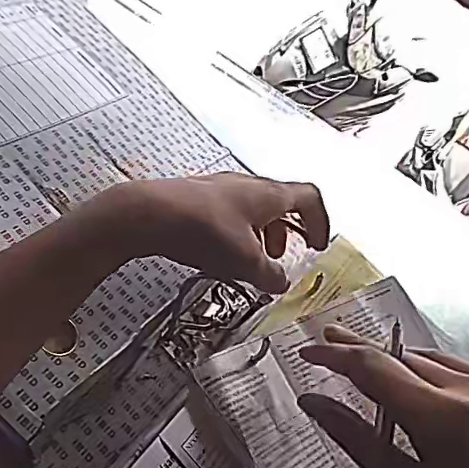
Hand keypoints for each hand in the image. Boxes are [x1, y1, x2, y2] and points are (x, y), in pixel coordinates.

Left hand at [87, 174, 329, 291]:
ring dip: (259, 234)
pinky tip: (219, 253)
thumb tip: (279, 283)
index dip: (319, 222)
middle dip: (284, 233)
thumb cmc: (202, 228)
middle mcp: (246, 185)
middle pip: (279, 204)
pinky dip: (234, 233)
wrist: (148, 213)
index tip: (317, 244)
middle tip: (280, 257)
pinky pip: (226, 214)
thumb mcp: (245, 261)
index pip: (309, 198)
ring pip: (251, 210)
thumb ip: (268, 275)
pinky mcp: (195, 198)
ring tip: (249, 260)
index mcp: (268, 194)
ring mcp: (219, 188)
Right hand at [297, 325, 468, 467]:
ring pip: (452, 367)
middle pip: (412, 360)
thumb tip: (312, 402)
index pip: (374, 367)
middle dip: (373, 358)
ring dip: (416, 372)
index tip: (310, 351)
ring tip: (393, 386)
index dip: (335, 355)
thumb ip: (357, 441)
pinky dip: (463, 392)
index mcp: (448, 420)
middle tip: (339, 355)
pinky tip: (459, 420)